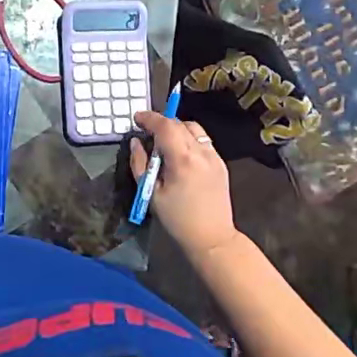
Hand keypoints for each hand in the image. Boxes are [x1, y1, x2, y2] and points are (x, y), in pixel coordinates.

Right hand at [130, 112, 237, 257]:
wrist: (212, 238)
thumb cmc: (177, 219)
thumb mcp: (151, 193)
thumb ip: (140, 164)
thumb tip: (136, 142)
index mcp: (182, 160)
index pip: (165, 126)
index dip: (150, 118)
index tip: (137, 118)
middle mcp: (201, 153)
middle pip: (179, 124)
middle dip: (161, 123)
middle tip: (147, 131)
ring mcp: (214, 157)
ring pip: (194, 129)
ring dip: (177, 128)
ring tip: (164, 142)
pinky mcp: (220, 164)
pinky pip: (203, 142)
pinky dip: (189, 139)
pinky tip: (180, 154)